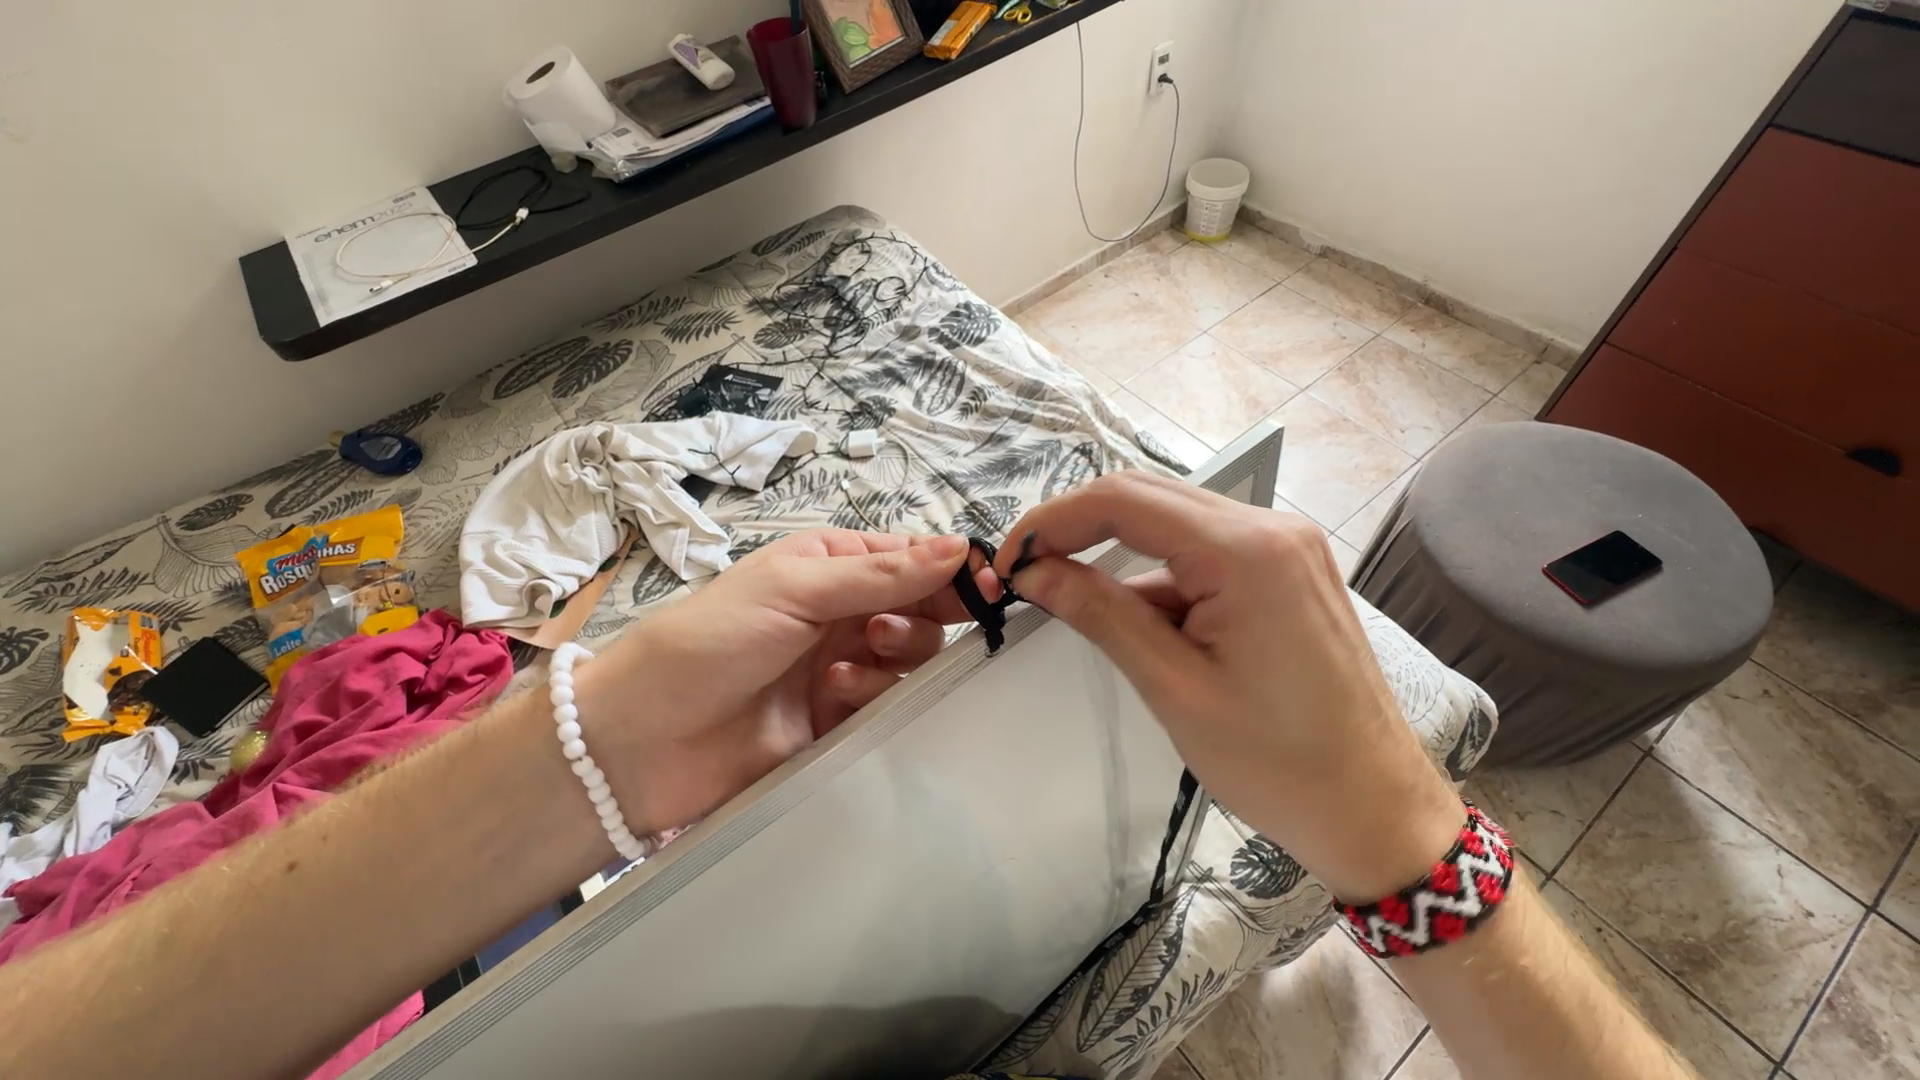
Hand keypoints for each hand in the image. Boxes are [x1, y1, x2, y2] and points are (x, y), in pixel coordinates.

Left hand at [573, 530, 990, 835]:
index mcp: (832, 566)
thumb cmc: (713, 639)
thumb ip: (881, 573)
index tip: (985, 589)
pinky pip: (889, 706)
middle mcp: (844, 613)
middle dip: (915, 621)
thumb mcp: (794, 588)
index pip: (913, 559)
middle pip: (924, 611)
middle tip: (880, 634)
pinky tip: (833, 701)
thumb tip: (961, 546)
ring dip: (888, 663)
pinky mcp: (842, 722)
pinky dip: (871, 700)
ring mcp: (844, 668)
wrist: (645, 739)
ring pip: (911, 661)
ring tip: (840, 675)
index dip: (952, 571)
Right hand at [994, 472, 1462, 900]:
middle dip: (1078, 528)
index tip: (1008, 561)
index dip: (1053, 521)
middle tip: (1028, 573)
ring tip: (1073, 599)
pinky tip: (1143, 623)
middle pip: (1148, 497)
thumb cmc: (1278, 762)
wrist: (1375, 808)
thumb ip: (1100, 614)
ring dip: (1118, 552)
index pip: (1123, 500)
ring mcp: (1286, 545)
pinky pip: (1205, 551)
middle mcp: (1270, 527)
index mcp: (1246, 550)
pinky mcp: (1288, 570)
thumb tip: (1033, 572)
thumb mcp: (1173, 687)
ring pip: (1174, 521)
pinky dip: (1160, 576)